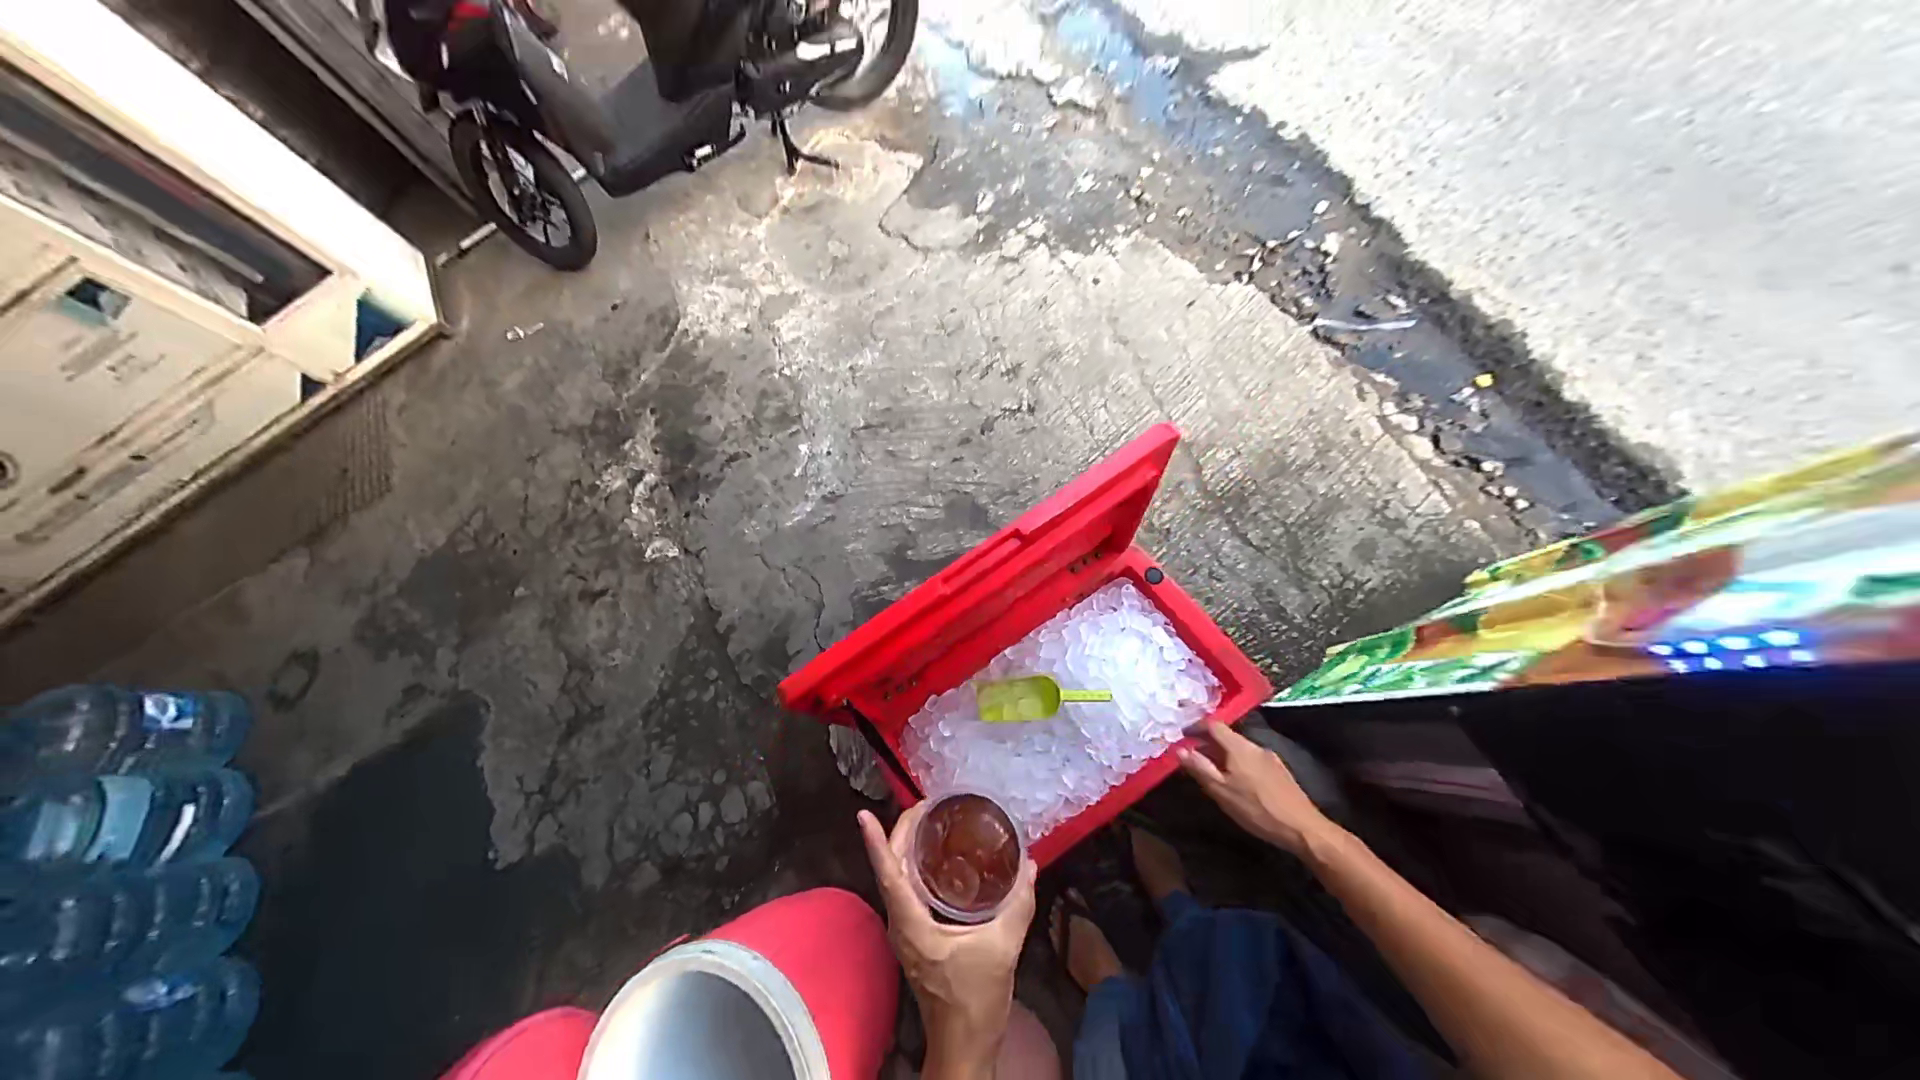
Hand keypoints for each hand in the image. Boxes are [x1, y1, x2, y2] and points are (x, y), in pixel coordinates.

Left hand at [859, 803, 1035, 1077]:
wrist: (965, 1045)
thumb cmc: (976, 1001)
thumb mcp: (1001, 949)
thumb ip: (1017, 905)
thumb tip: (1029, 864)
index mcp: (912, 925)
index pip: (888, 875)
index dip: (876, 843)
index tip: (863, 815)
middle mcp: (900, 925)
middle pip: (891, 870)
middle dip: (899, 834)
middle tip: (923, 805)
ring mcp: (905, 933)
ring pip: (896, 880)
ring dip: (904, 849)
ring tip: (926, 821)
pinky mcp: (914, 938)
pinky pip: (906, 892)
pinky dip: (913, 868)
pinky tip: (933, 858)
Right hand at [1178, 721, 1337, 854]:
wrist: (1303, 828)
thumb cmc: (1256, 809)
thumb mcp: (1221, 791)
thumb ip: (1200, 768)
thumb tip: (1180, 749)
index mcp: (1239, 747)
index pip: (1214, 725)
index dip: (1196, 727)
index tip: (1183, 736)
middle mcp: (1255, 746)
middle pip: (1227, 737)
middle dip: (1208, 744)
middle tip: (1193, 756)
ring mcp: (1270, 758)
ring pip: (1240, 749)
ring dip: (1223, 755)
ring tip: (1213, 771)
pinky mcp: (1280, 772)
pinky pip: (1252, 759)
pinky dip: (1238, 763)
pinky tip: (1238, 782)